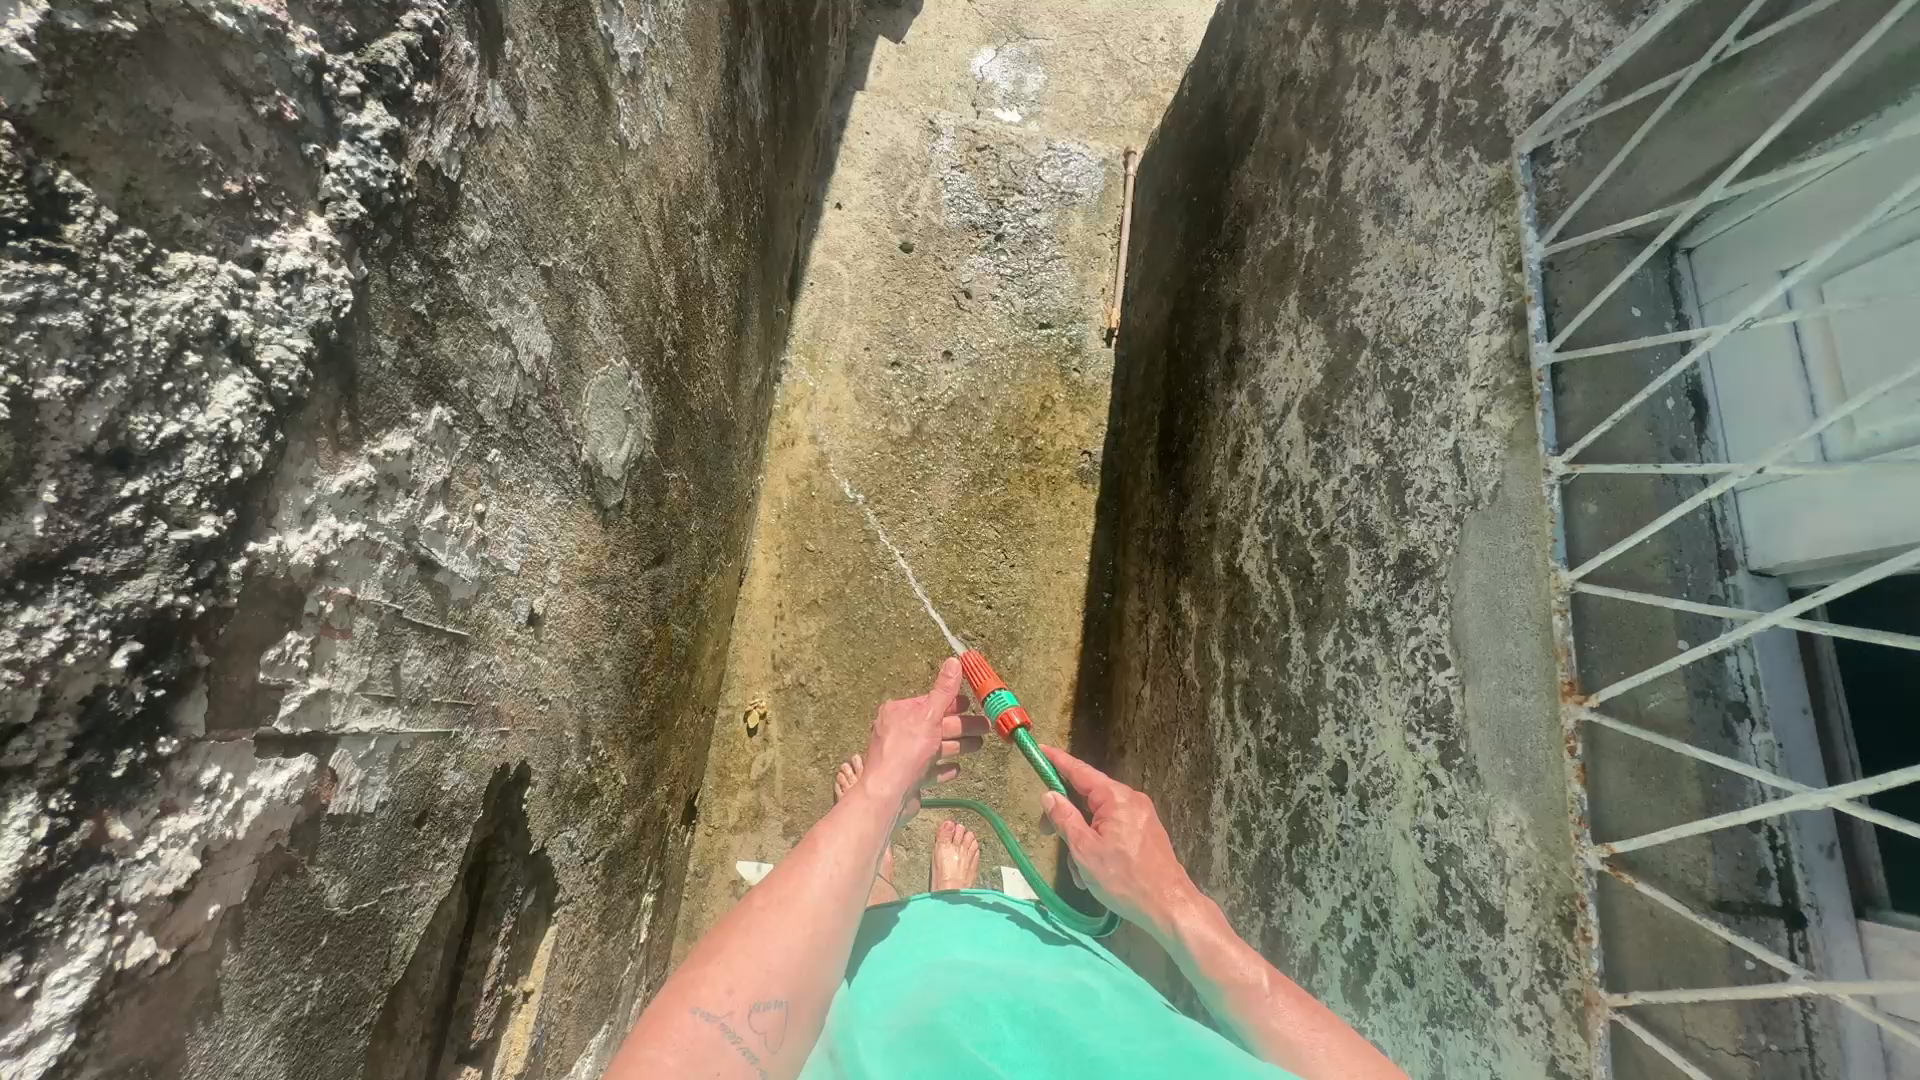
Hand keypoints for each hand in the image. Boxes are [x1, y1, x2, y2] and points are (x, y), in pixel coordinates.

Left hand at [860, 657, 987, 821]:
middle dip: (962, 727)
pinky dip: (943, 768)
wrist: (887, 795)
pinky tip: (957, 769)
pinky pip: (930, 770)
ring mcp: (903, 757)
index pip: (930, 702)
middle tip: (985, 728)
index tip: (973, 705)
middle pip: (936, 726)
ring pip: (935, 748)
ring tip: (979, 746)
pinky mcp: (908, 778)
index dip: (953, 704)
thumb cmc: (905, 751)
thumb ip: (944, 691)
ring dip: (958, 746)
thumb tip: (953, 661)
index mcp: (899, 712)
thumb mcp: (928, 715)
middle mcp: (898, 732)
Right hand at [1038, 744, 1204, 935]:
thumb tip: (1049, 795)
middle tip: (1046, 835)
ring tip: (1081, 874)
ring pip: (1099, 819)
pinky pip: (1113, 830)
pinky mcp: (1146, 833)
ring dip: (1083, 841)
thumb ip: (1065, 819)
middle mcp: (1130, 799)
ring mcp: (1140, 816)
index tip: (1041, 749)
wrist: (1170, 907)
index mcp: (1115, 797)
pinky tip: (1094, 874)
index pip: (1080, 771)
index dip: (1057, 761)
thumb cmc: (1125, 879)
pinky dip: (1099, 845)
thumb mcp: (1085, 850)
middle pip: (1087, 798)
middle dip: (1067, 818)